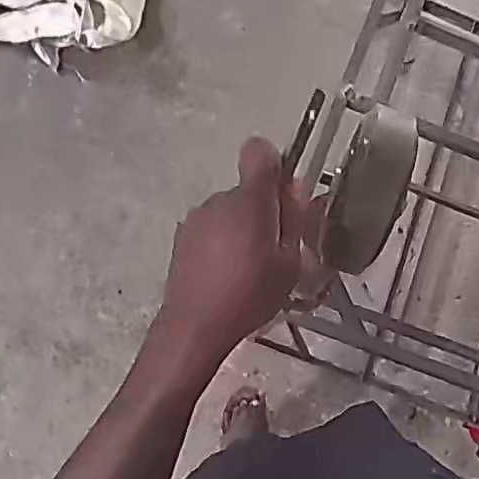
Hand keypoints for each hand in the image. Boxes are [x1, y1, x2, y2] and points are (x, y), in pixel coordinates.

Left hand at [157, 137, 319, 363]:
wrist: (196, 325)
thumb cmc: (250, 295)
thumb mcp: (291, 264)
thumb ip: (295, 224)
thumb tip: (295, 198)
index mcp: (250, 201)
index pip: (260, 153)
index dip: (274, 166)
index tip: (285, 194)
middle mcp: (221, 200)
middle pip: (248, 189)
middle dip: (265, 209)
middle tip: (277, 246)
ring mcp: (197, 217)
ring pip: (230, 210)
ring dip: (243, 228)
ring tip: (251, 266)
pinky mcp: (183, 237)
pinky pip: (213, 228)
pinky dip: (223, 241)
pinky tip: (229, 273)